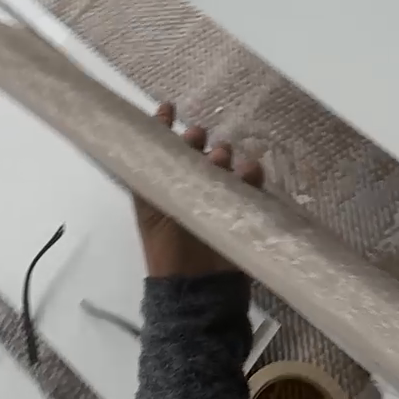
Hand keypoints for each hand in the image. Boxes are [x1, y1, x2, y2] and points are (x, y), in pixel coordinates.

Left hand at [135, 102, 264, 276]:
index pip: (165, 148)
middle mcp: (191, 185)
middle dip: (197, 140)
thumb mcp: (149, 210)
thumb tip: (150, 140)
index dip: (165, 126)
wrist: (198, 291)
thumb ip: (147, 177)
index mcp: (165, 184)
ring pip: (225, 163)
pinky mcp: (244, 208)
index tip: (168, 108)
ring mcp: (219, 196)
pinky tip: (248, 172)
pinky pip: (251, 182)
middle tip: (197, 138)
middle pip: (198, 150)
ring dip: (223, 155)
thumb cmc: (167, 250)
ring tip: (222, 159)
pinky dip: (251, 173)